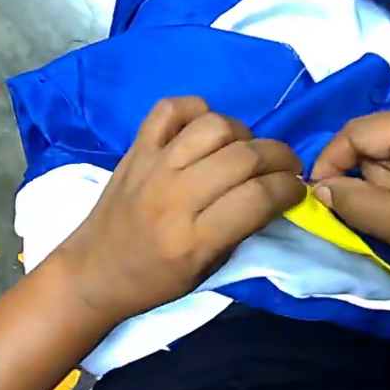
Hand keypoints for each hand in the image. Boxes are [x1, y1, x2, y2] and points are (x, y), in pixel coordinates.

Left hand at [48, 97, 305, 324]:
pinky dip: (195, 109)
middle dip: (279, 157)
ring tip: (245, 149)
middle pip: (243, 157)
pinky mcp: (135, 149)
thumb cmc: (154, 280)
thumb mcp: (207, 269)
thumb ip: (242, 229)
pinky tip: (204, 128)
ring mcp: (152, 167)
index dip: (290, 188)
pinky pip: (170, 109)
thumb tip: (275, 192)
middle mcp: (174, 197)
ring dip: (243, 133)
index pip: (259, 197)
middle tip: (284, 167)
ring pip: (213, 126)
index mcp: (193, 239)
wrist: (93, 271)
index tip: (297, 189)